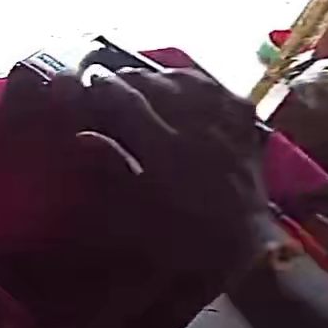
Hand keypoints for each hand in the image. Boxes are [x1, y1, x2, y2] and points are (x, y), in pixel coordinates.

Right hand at [52, 66, 275, 269]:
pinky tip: (184, 84)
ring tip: (141, 81)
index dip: (103, 88)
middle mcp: (195, 128)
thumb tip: (82, 138)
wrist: (243, 250)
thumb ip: (110, 169)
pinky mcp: (245, 128)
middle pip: (155, 84)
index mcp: (164, 149)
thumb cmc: (180, 239)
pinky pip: (221, 91)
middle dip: (126, 78)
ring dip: (159, 77)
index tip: (86, 86)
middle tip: (107, 84)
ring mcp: (223, 125)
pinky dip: (199, 83)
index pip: (127, 100)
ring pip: (187, 81)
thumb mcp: (136, 211)